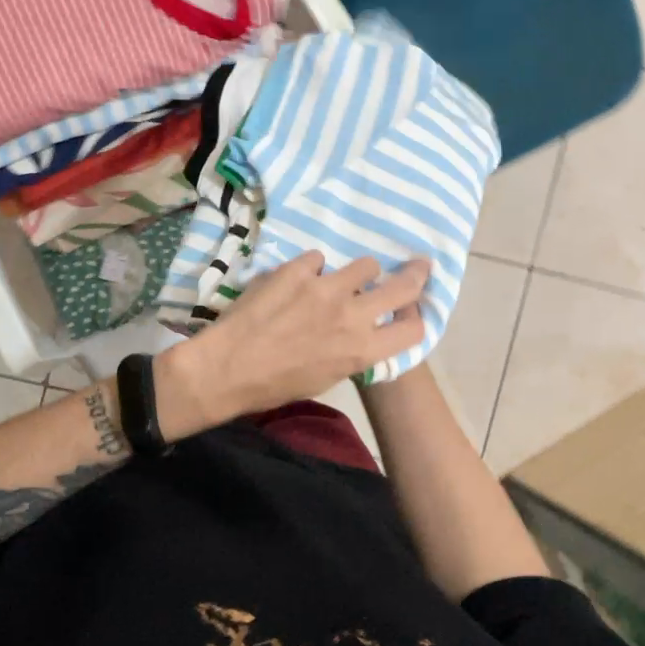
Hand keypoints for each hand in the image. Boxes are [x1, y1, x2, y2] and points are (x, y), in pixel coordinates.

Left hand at [154, 252, 428, 437]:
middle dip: (414, 275)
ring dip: (357, 273)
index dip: (413, 318)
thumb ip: (349, 353)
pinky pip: (318, 259)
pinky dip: (311, 269)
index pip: (413, 330)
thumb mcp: (323, 379)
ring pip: (365, 265)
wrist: (227, 367)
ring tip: (339, 279)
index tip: (408, 310)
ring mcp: (327, 288)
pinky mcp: (298, 270)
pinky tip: (294, 280)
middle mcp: (353, 315)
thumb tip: (356, 335)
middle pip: (404, 286)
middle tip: (417, 266)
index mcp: (362, 351)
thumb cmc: (274, 386)